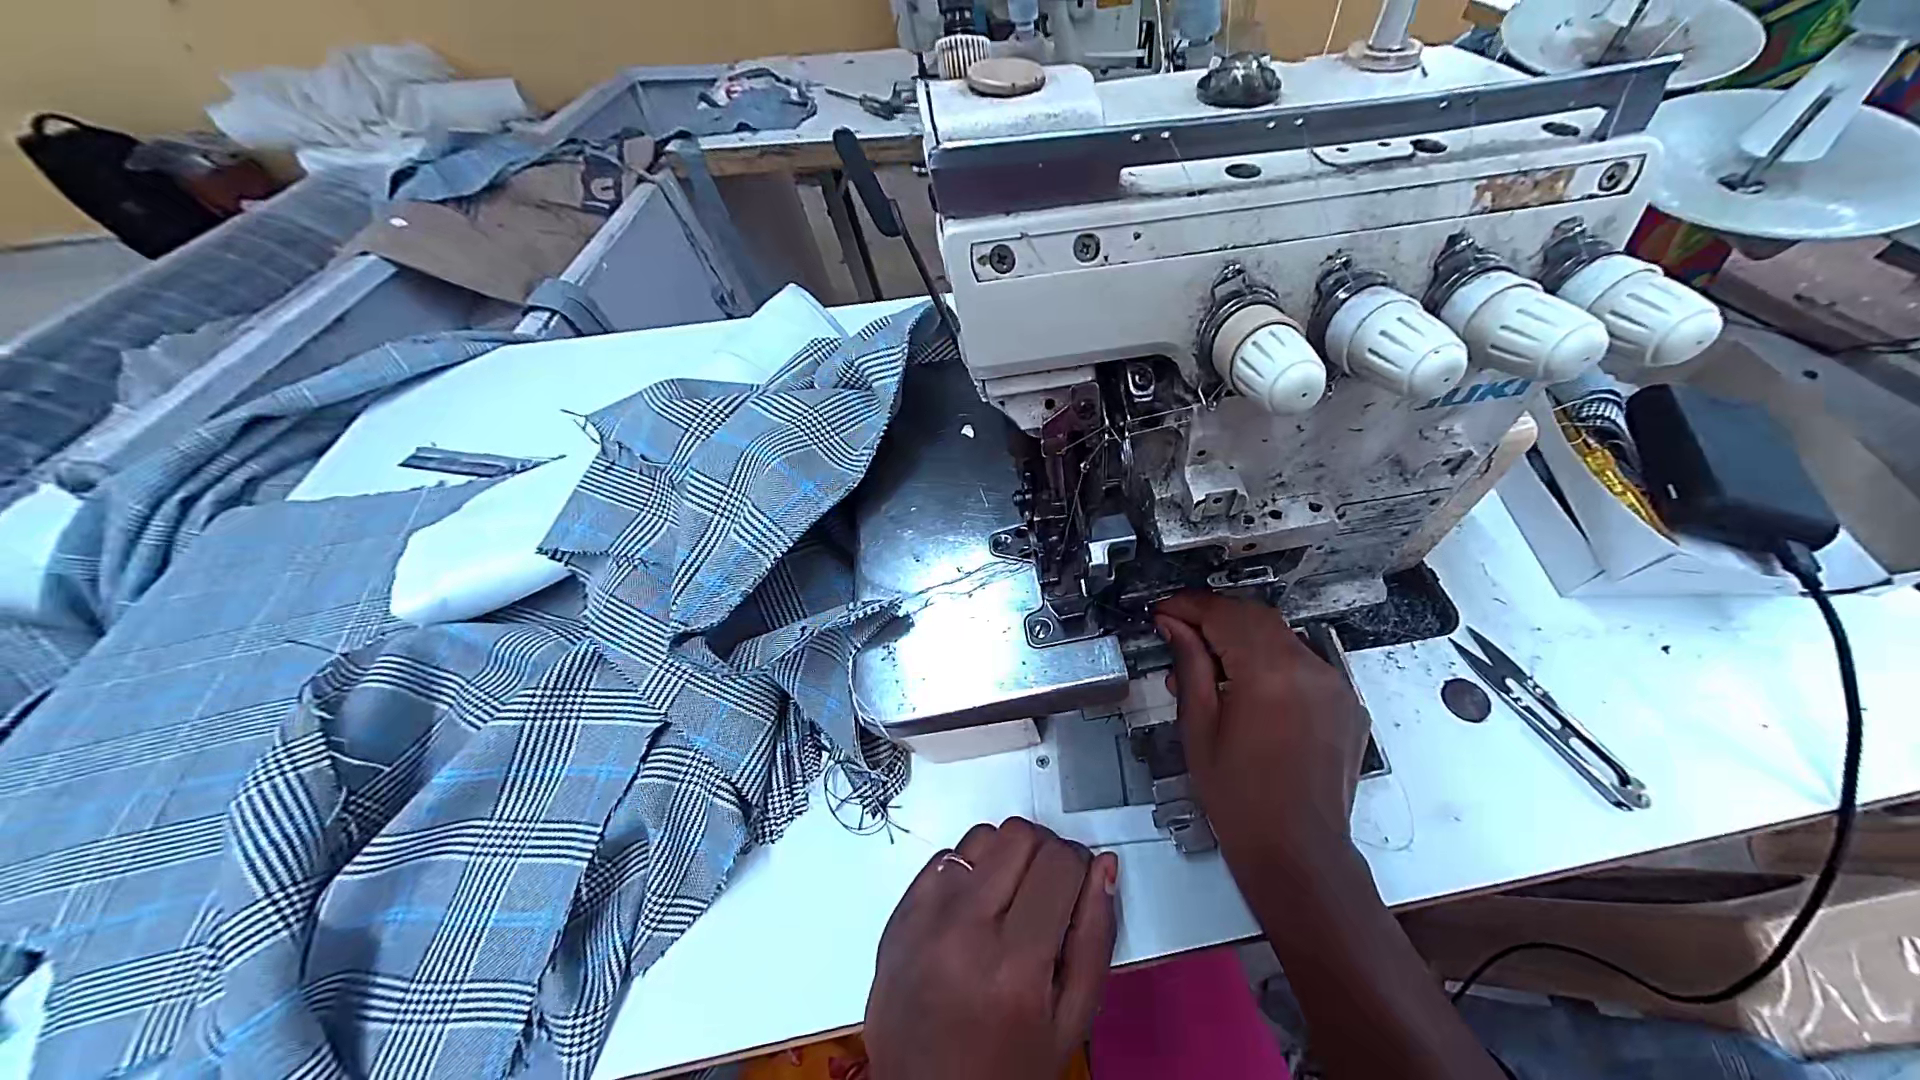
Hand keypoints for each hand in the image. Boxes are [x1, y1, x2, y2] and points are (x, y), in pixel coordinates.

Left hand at [864, 818, 1118, 1079]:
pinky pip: (946, 855)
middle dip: (1044, 853)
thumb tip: (1103, 869)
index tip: (1079, 881)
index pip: (1060, 862)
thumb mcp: (1070, 1023)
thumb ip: (1095, 938)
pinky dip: (969, 870)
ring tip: (1010, 902)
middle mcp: (964, 930)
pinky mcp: (902, 910)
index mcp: (1015, 964)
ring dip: (1005, 856)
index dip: (1079, 865)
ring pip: (983, 835)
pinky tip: (977, 908)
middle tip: (1048, 891)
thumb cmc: (999, 1071)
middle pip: (1020, 835)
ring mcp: (926, 916)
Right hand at [1154, 591, 1368, 872]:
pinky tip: (1243, 682)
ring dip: (1240, 635)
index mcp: (1269, 676)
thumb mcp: (1198, 726)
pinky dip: (1269, 659)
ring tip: (1207, 663)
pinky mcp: (1343, 703)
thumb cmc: (1244, 801)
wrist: (1295, 848)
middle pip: (1254, 616)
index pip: (1224, 615)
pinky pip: (1301, 661)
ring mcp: (1333, 687)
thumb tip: (1176, 628)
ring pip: (1279, 635)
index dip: (1188, 607)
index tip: (1167, 611)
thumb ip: (1189, 665)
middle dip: (1213, 615)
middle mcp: (1310, 673)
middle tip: (1180, 626)